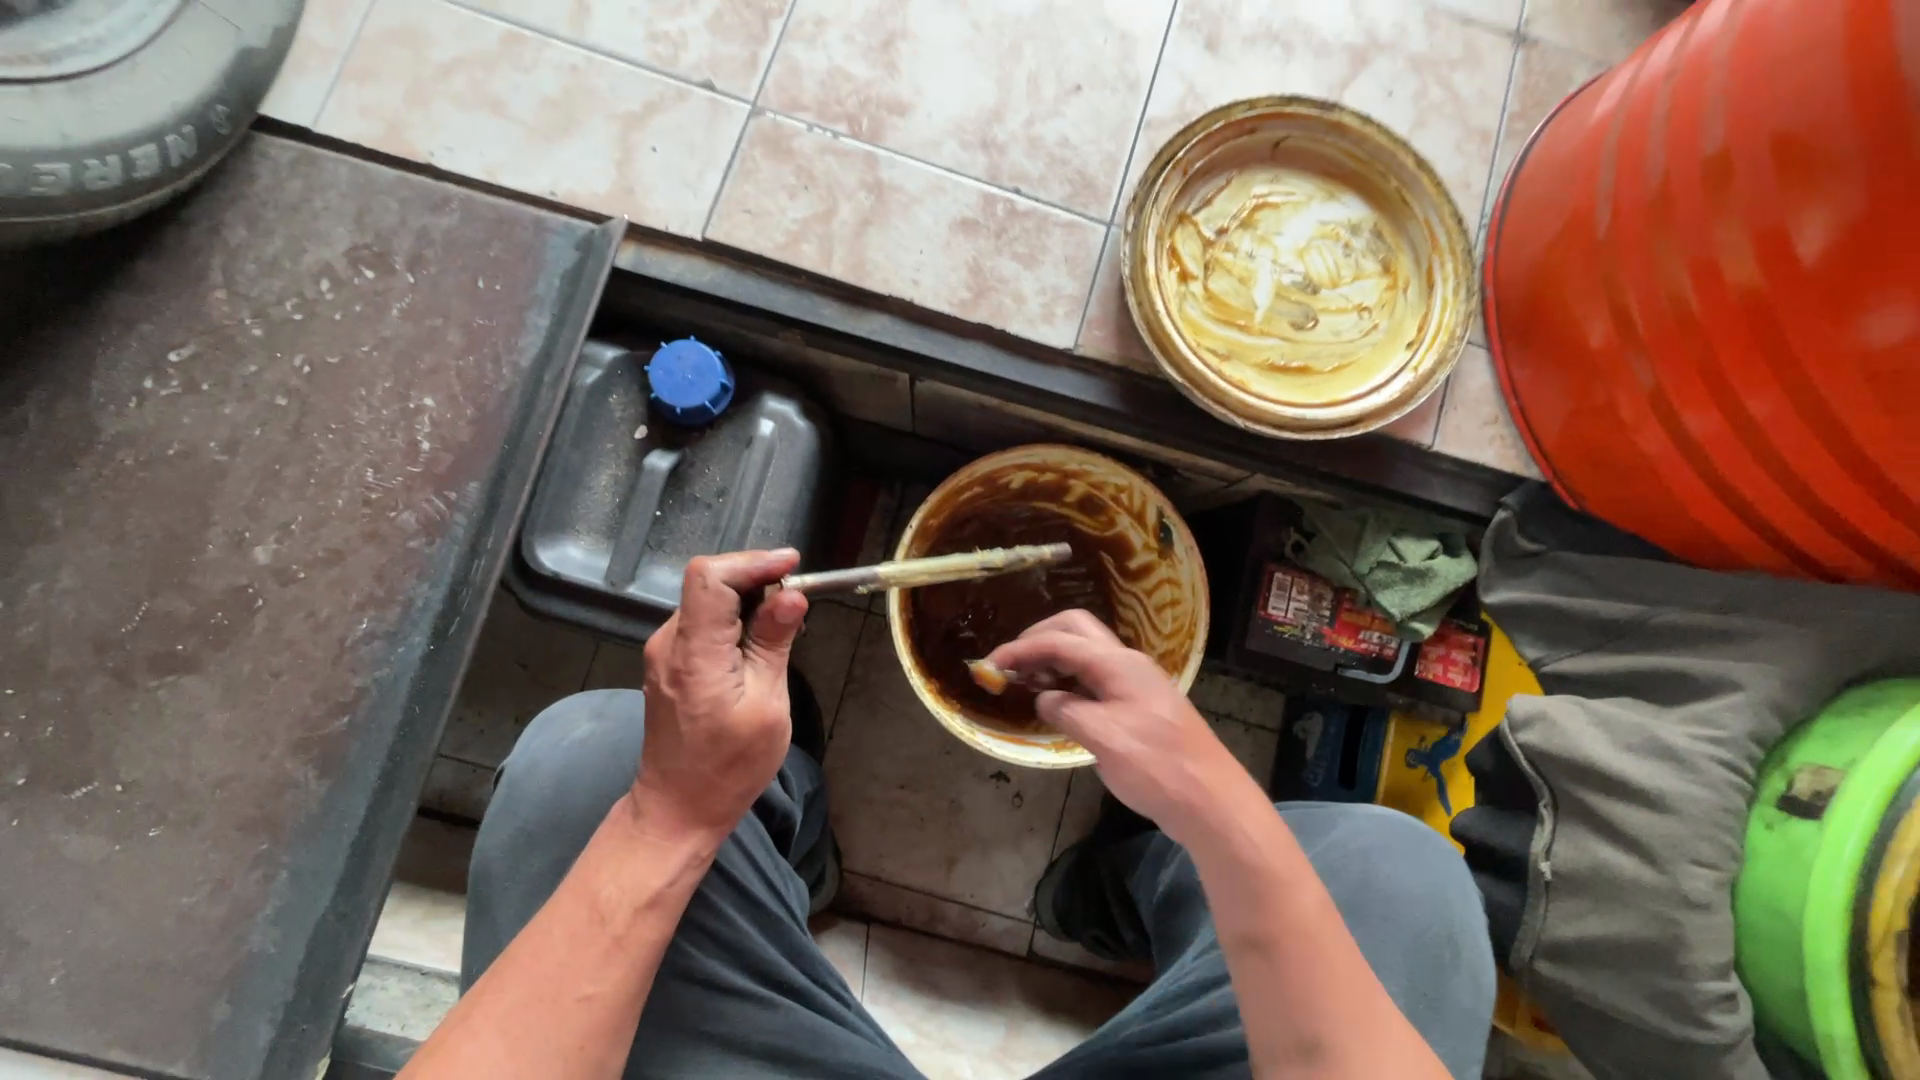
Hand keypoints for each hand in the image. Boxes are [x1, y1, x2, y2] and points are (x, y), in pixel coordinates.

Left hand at [629, 549, 808, 843]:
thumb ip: (774, 644)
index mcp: (694, 654)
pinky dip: (734, 618)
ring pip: (706, 600)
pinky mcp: (670, 663)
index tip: (792, 568)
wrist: (677, 808)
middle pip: (708, 582)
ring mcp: (665, 652)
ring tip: (786, 619)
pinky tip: (760, 638)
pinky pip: (703, 622)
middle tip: (798, 596)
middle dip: (756, 577)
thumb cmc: (728, 767)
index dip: (752, 563)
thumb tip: (792, 596)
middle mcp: (670, 643)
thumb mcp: (767, 706)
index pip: (709, 577)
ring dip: (747, 598)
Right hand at [984, 610, 1259, 846]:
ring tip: (1024, 682)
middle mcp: (1127, 663)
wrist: (1210, 802)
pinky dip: (1068, 680)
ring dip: (1053, 660)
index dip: (1022, 649)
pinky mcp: (1138, 705)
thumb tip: (1043, 698)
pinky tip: (1054, 701)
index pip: (1060, 641)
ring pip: (1086, 652)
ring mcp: (1135, 683)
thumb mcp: (1103, 739)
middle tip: (1010, 665)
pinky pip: (1095, 677)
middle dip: (1038, 640)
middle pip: (1075, 630)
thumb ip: (1067, 711)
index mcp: (1118, 664)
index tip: (990, 665)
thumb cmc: (1157, 768)